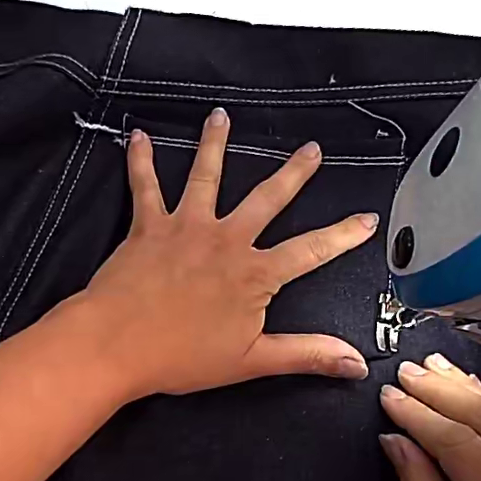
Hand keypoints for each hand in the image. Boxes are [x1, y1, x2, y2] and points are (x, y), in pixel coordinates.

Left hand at [68, 107, 377, 399]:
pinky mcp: (149, 225)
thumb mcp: (253, 361)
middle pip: (268, 197)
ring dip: (216, 144)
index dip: (344, 235)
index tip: (367, 219)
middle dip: (294, 173)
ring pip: (207, 176)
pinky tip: (140, 136)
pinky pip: (146, 185)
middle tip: (311, 149)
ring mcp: (187, 227)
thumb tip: (356, 363)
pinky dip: (142, 160)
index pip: (312, 250)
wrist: (113, 346)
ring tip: (222, 117)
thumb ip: (307, 355)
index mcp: (254, 273)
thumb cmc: (180, 356)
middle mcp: (226, 240)